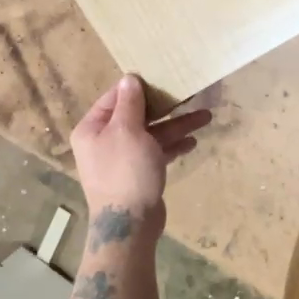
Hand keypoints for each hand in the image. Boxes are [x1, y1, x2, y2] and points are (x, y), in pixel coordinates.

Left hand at [69, 74, 210, 240]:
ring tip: (206, 117)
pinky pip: (157, 152)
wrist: (129, 222)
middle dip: (165, 107)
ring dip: (177, 126)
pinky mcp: (139, 173)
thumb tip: (129, 78)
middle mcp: (104, 141)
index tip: (161, 76)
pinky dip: (173, 146)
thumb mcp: (127, 131)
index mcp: (92, 129)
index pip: (115, 98)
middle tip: (189, 95)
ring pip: (152, 134)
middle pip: (137, 116)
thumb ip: (130, 103)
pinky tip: (193, 142)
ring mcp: (122, 158)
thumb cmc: (125, 171)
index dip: (138, 87)